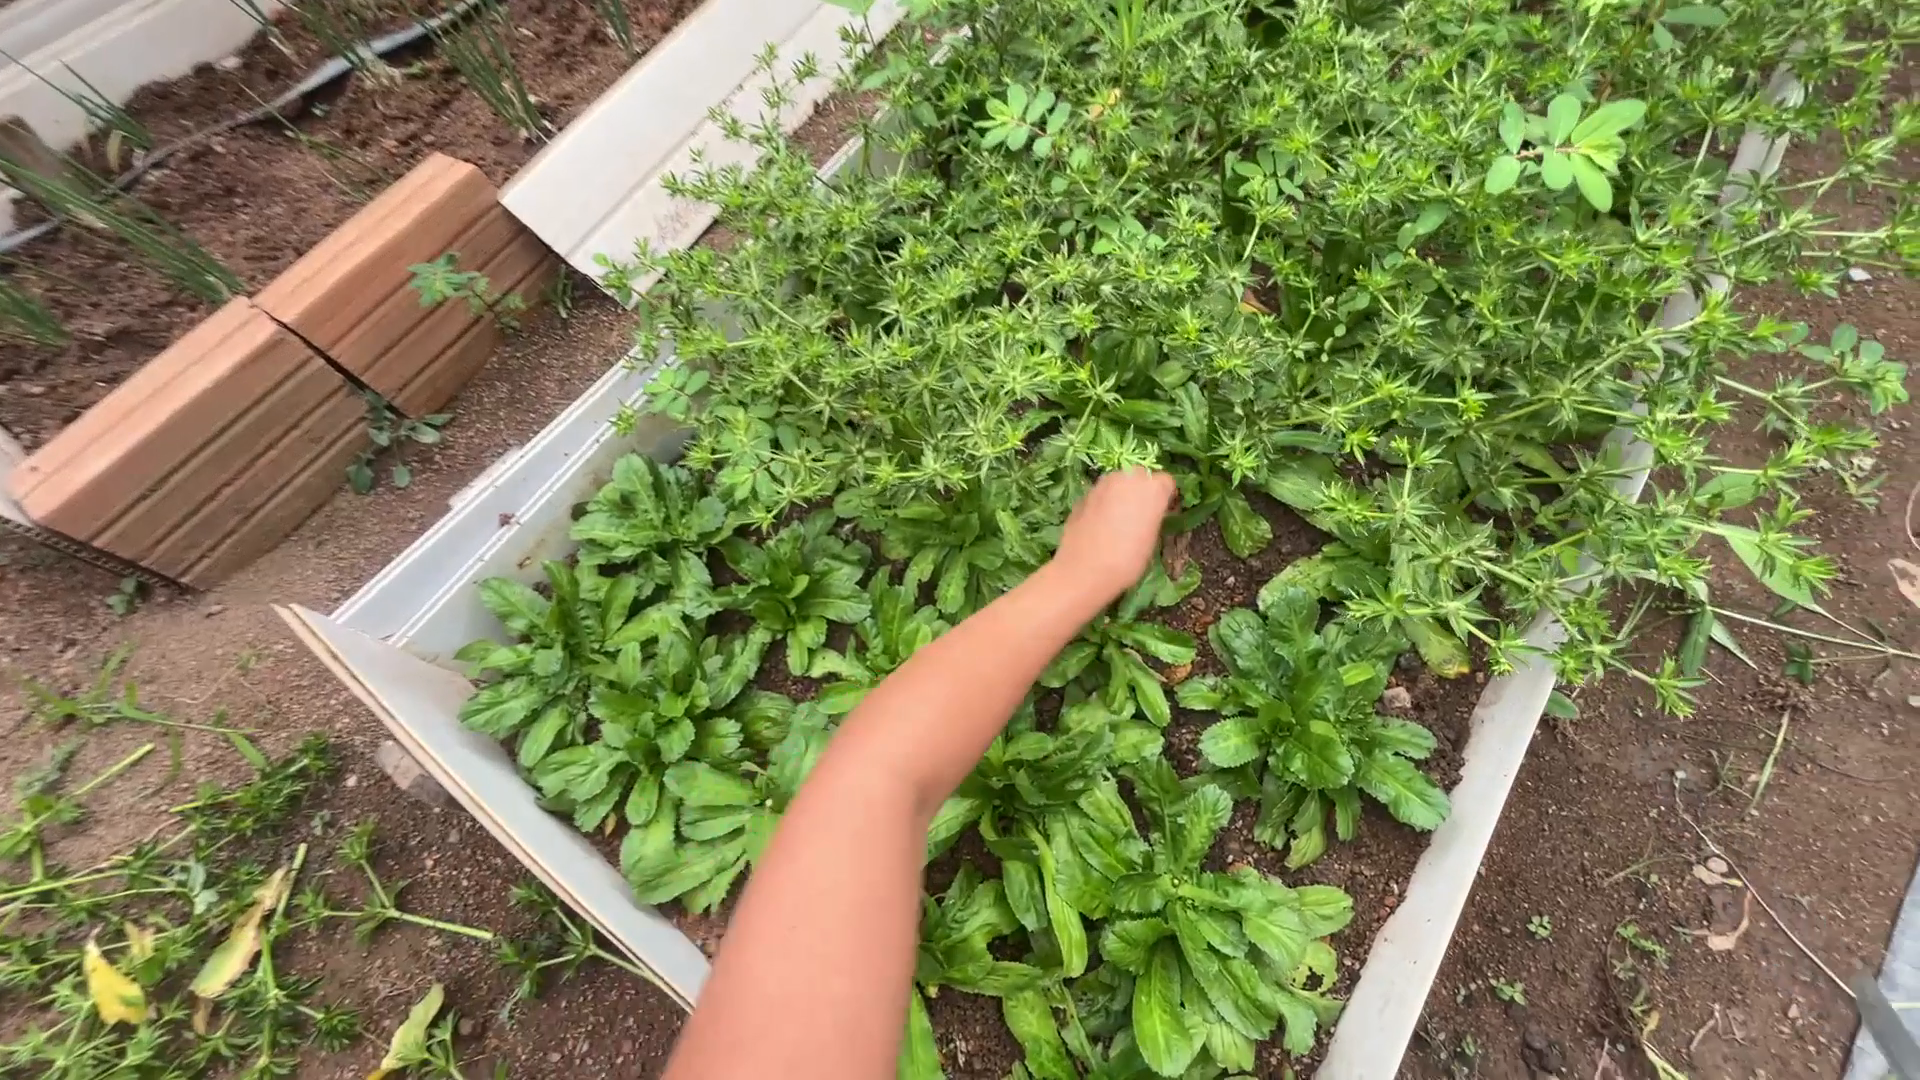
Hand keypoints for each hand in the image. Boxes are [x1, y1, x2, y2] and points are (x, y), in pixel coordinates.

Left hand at [1050, 468, 1176, 602]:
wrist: (1084, 570)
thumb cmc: (1127, 560)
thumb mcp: (1152, 539)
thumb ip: (1152, 516)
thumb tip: (1148, 513)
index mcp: (1152, 488)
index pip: (1166, 482)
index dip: (1164, 497)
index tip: (1161, 513)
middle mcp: (1127, 478)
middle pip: (1140, 475)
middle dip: (1141, 490)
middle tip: (1139, 514)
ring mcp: (1102, 484)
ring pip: (1117, 481)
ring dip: (1120, 493)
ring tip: (1118, 519)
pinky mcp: (1083, 495)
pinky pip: (1099, 493)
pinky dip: (1102, 503)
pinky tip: (1099, 524)